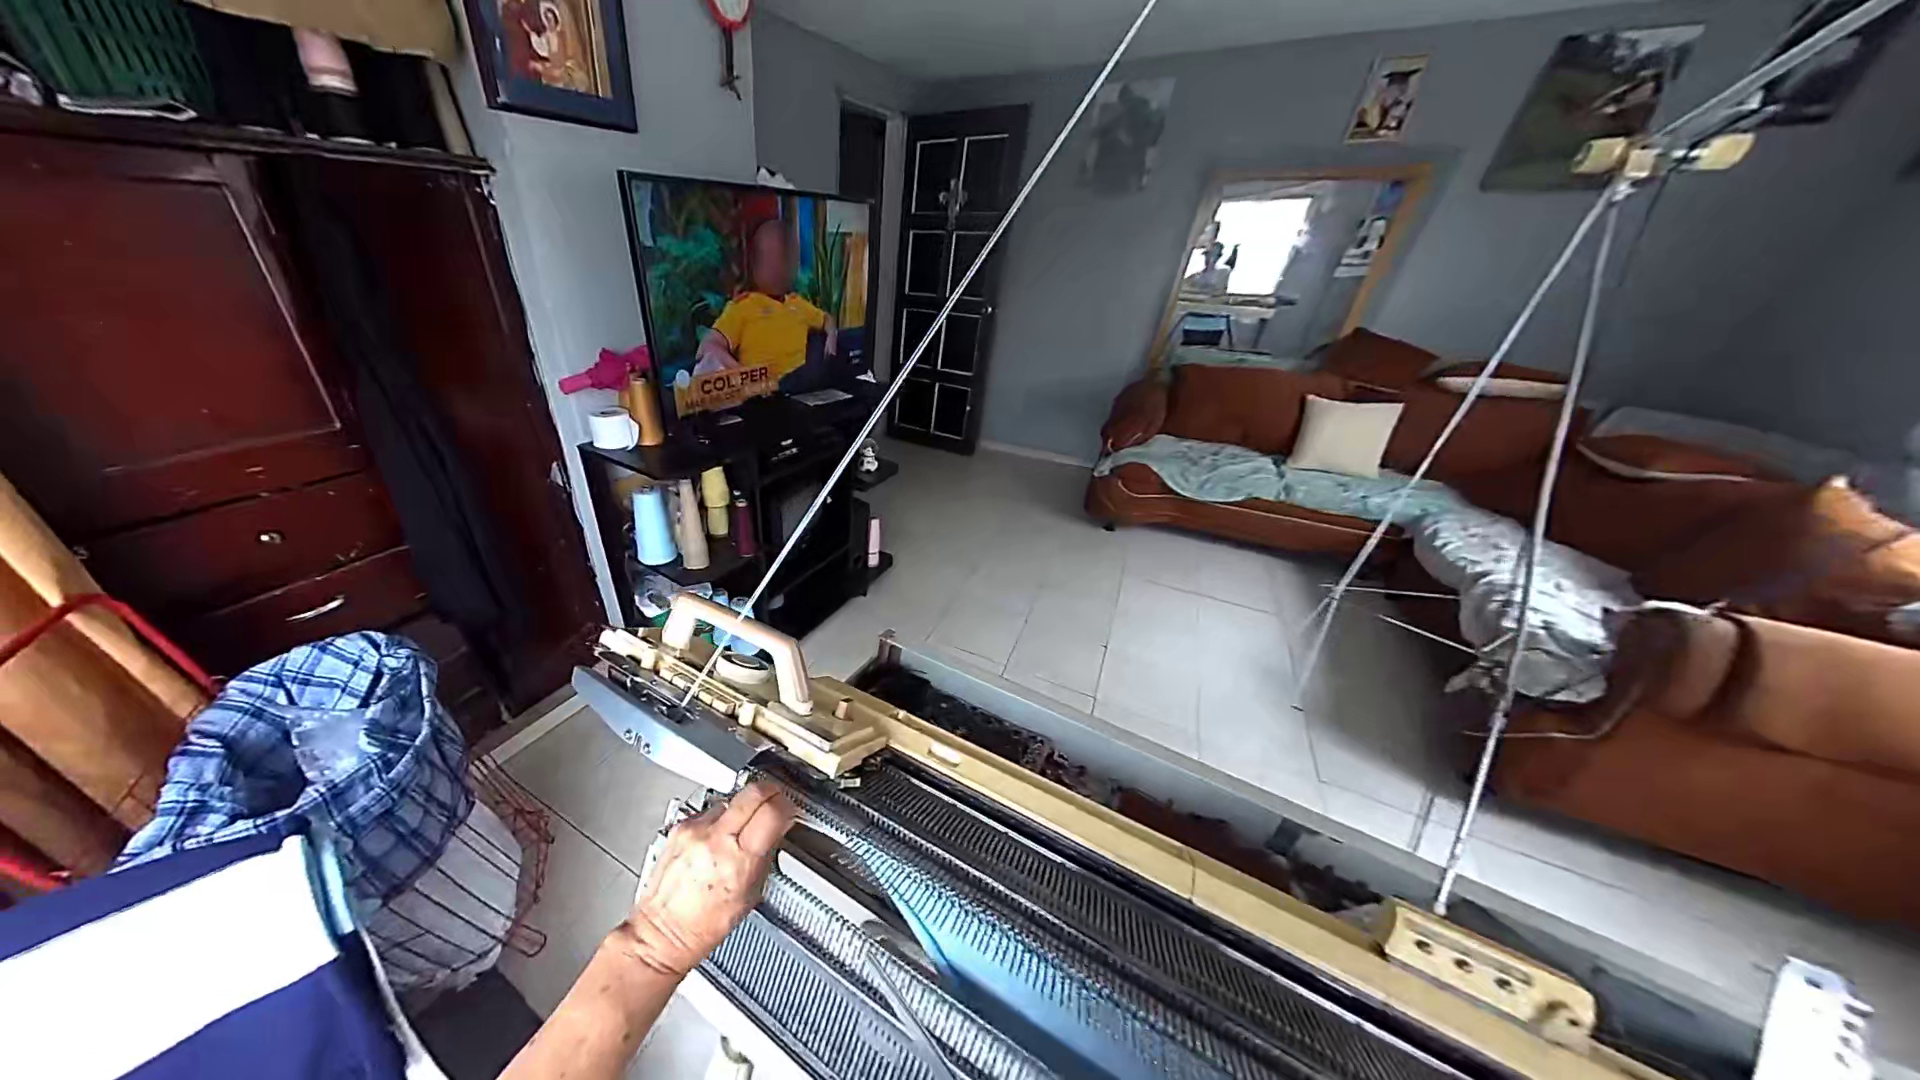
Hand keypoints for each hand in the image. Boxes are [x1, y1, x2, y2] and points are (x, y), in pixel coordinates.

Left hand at [615, 781, 795, 976]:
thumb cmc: (703, 924)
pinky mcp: (680, 828)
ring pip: (731, 799)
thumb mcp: (751, 893)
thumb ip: (766, 853)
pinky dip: (719, 819)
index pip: (772, 811)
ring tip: (742, 827)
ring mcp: (695, 831)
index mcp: (739, 860)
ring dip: (742, 807)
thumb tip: (777, 826)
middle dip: (769, 791)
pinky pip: (710, 810)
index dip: (786, 805)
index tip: (789, 808)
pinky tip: (717, 838)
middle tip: (775, 799)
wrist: (661, 933)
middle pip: (753, 792)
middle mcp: (715, 840)